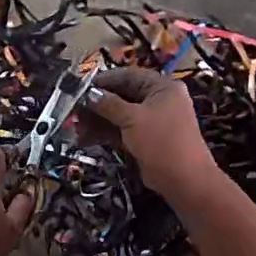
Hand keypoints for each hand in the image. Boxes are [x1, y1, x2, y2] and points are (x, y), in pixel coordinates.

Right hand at [86, 67, 221, 198]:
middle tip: (73, 112)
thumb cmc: (162, 141)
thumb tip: (88, 94)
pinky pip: (120, 131)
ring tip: (76, 130)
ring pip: (118, 116)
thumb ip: (109, 104)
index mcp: (161, 87)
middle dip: (96, 105)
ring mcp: (150, 121)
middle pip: (121, 97)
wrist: (183, 179)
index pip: (128, 76)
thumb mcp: (133, 119)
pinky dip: (104, 134)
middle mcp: (156, 101)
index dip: (103, 81)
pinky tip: (84, 139)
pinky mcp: (143, 140)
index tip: (80, 87)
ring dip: (96, 121)